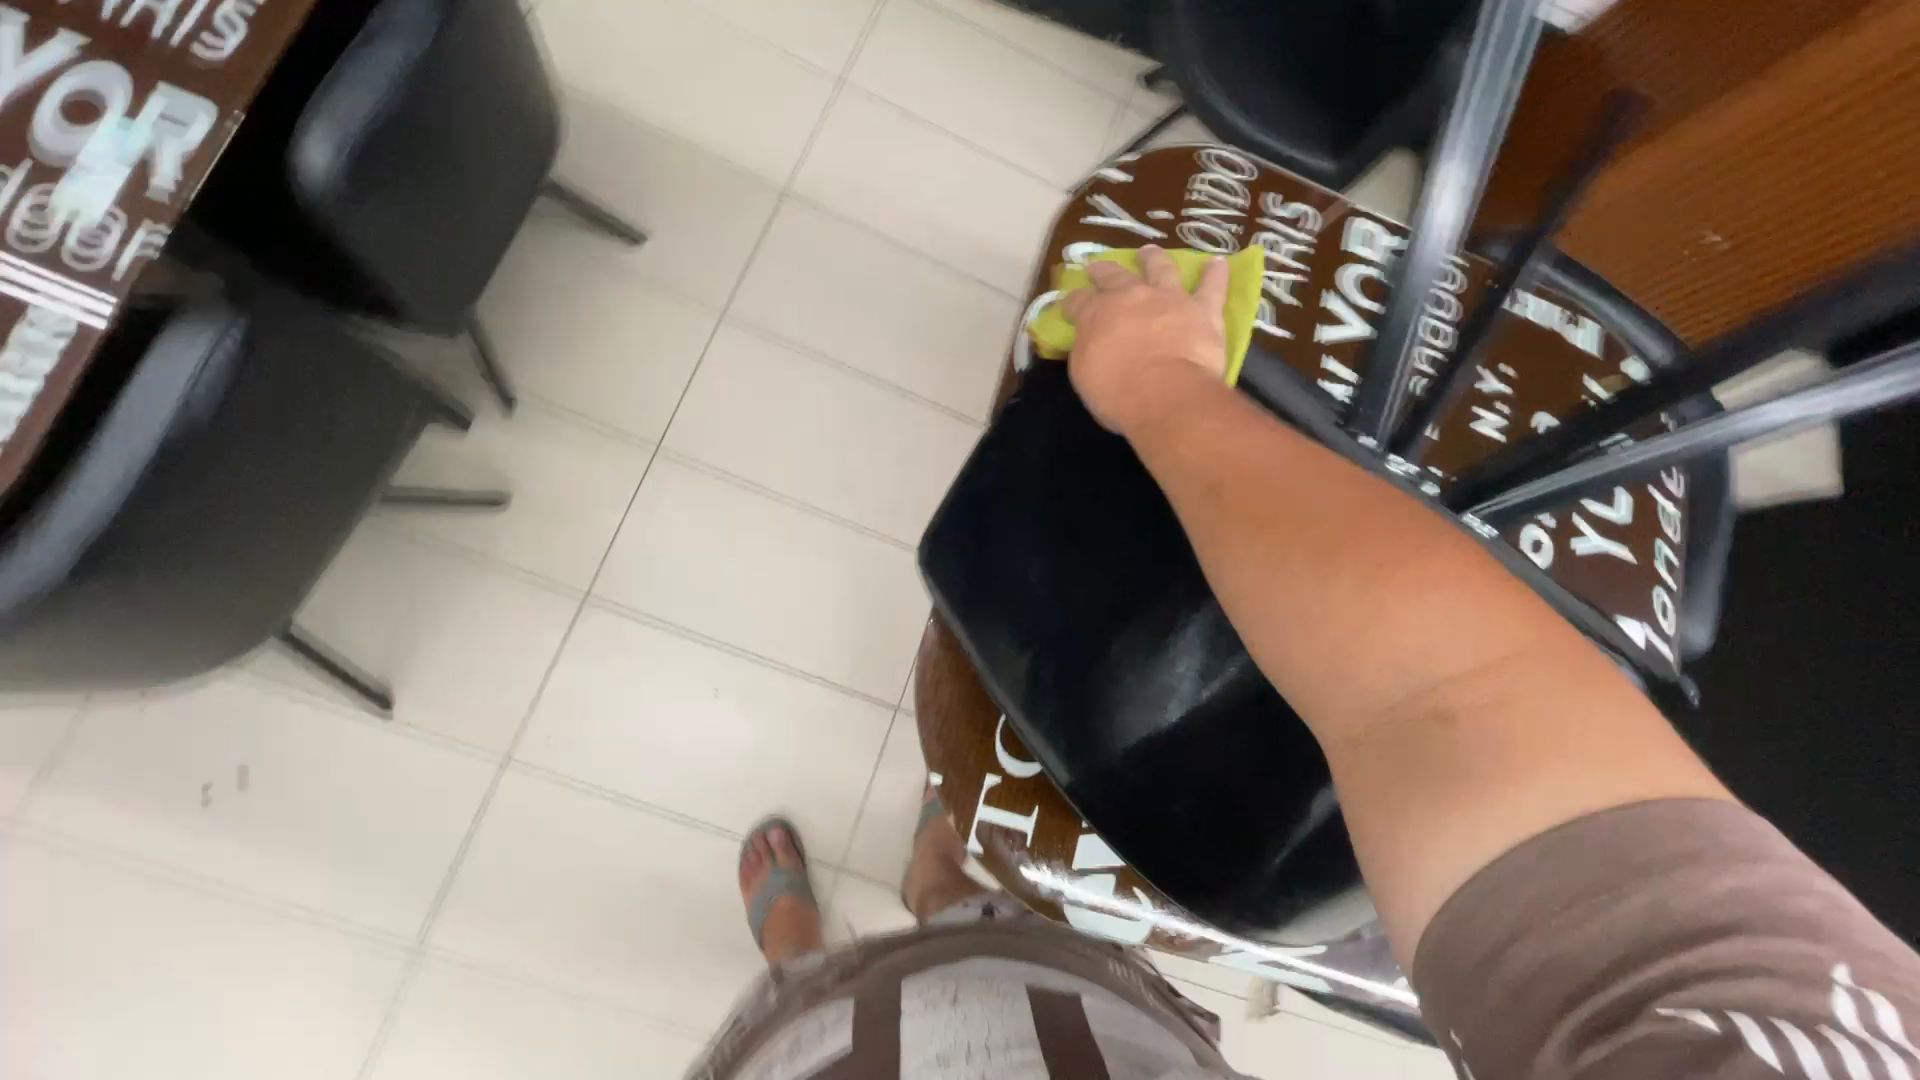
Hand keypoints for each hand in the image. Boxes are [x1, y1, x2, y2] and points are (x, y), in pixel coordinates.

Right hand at [1060, 245, 1229, 433]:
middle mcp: (1132, 296)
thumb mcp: (1084, 373)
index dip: (1072, 302)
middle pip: (1114, 276)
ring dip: (1154, 258)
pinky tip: (1217, 263)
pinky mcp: (1203, 310)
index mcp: (1097, 313)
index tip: (1069, 305)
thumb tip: (1088, 339)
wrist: (1166, 392)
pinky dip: (1215, 275)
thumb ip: (1086, 349)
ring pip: (1160, 269)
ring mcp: (1169, 299)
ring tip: (1149, 251)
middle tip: (1098, 266)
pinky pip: (1211, 287)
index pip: (1079, 301)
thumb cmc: (1116, 391)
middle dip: (1104, 271)